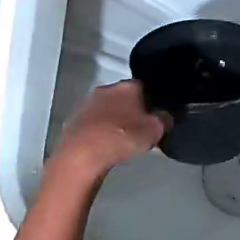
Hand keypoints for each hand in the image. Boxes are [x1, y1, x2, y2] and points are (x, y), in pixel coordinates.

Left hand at [52, 80, 169, 176]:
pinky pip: (93, 122)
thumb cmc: (123, 136)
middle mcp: (107, 88)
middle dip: (132, 109)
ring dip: (114, 119)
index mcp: (128, 86)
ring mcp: (87, 103)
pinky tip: (104, 145)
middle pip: (124, 96)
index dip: (152, 99)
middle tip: (140, 127)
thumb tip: (166, 116)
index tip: (156, 114)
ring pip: (107, 108)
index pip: (145, 86)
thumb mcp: (155, 131)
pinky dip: (99, 130)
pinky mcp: (74, 119)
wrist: (82, 153)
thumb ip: (165, 120)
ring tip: (122, 138)